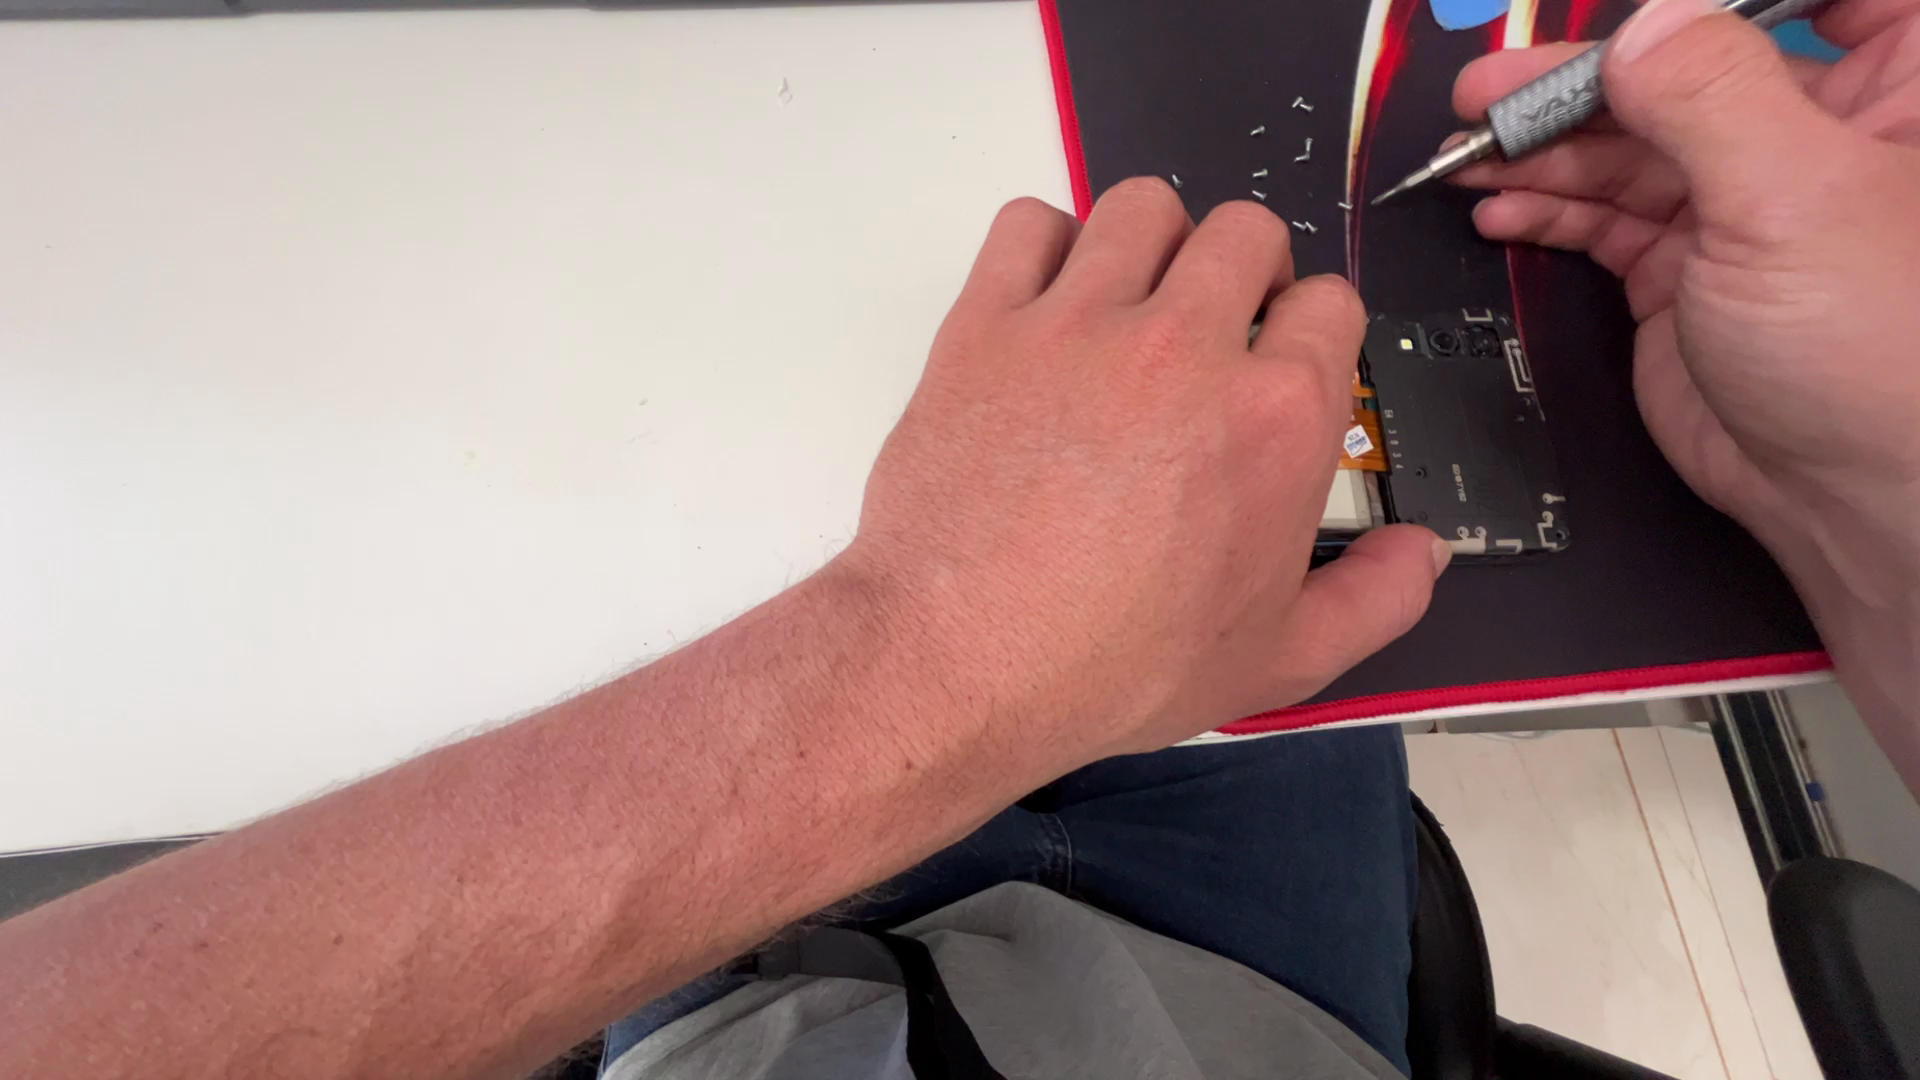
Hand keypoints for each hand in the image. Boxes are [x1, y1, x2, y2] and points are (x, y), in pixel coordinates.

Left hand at [839, 180, 1448, 761]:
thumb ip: (1373, 601)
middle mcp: (1181, 347)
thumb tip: (1422, 550)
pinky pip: (1026, 227)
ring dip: (1150, 246)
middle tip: (1205, 336)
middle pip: (1243, 234)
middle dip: (1241, 274)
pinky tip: (1043, 307)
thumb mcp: (1273, 664)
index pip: (1328, 306)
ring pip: (1141, 209)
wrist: (959, 661)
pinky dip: (1043, 248)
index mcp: (1273, 416)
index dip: (1305, 333)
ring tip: (1126, 311)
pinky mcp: (983, 327)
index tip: (1272, 365)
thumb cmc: (1111, 668)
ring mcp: (1074, 326)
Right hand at [1452, 0, 1919, 787]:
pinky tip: (1500, 209)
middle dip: (1575, 89)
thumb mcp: (1794, 200)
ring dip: (1540, 156)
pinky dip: (1545, 212)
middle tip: (1483, 98)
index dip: (1700, 3)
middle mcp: (1813, 134)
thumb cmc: (1875, 340)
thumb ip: (1712, 103)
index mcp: (1902, 82)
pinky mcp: (1674, 265)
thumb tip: (1643, 29)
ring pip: (1622, 153)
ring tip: (1466, 159)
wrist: (1839, 477)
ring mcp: (1733, 204)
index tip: (1613, 21)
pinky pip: (1599, 219)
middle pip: (1676, 80)